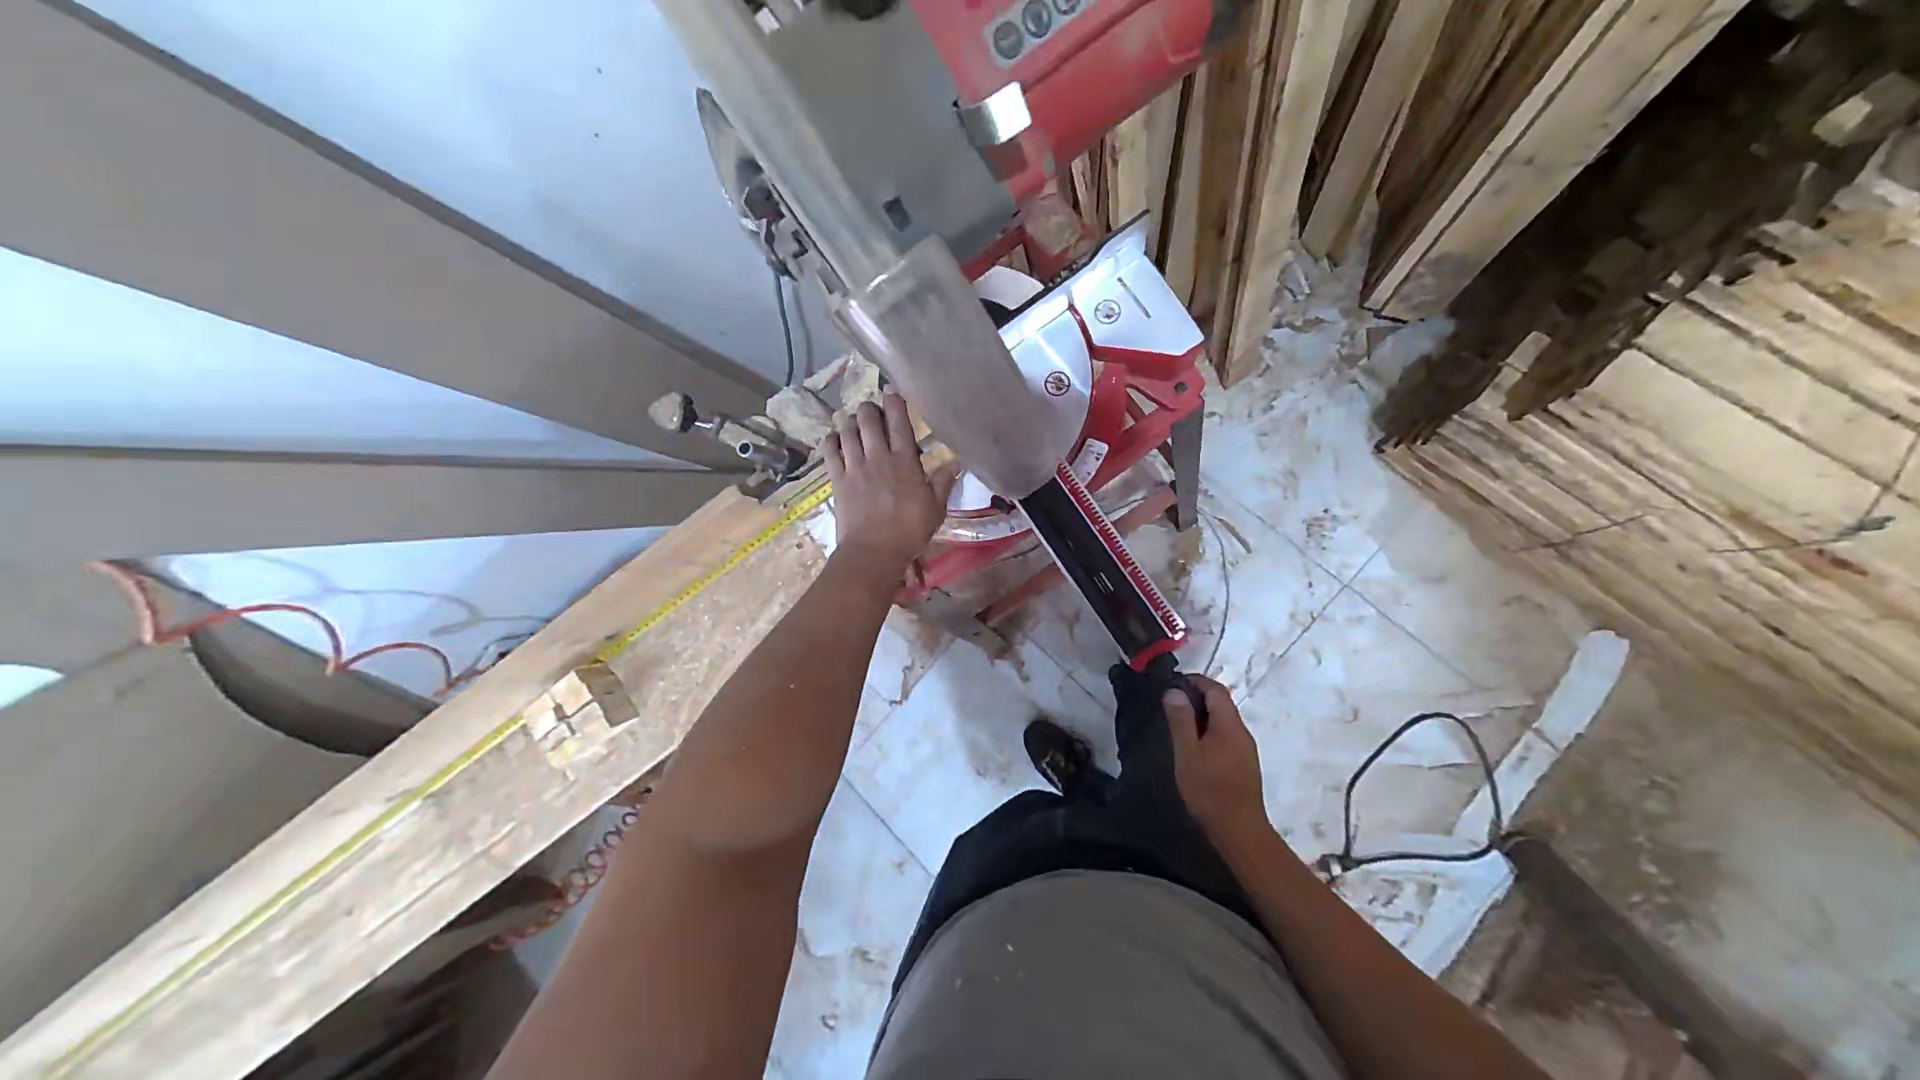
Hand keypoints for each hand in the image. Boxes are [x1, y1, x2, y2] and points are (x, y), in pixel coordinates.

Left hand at [822, 393, 959, 572]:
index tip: (891, 391)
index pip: (899, 421)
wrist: (873, 552)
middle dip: (869, 409)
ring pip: (847, 430)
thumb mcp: (935, 509)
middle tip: (872, 411)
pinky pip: (829, 451)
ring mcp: (855, 467)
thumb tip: (956, 462)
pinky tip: (835, 440)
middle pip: (868, 419)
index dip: (894, 402)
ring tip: (854, 424)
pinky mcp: (837, 480)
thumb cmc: (909, 532)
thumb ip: (944, 482)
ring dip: (850, 422)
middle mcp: (878, 457)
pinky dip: (831, 440)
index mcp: (905, 462)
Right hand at [1165, 676, 1271, 847]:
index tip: (1172, 684)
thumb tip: (1175, 691)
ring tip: (1177, 725)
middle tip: (1169, 705)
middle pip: (1221, 704)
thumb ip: (1181, 719)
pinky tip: (1193, 748)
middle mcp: (1242, 733)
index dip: (1195, 681)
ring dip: (1202, 716)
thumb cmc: (1209, 789)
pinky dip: (1208, 732)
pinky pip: (1225, 737)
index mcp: (1229, 725)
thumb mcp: (1187, 752)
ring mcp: (1245, 750)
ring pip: (1223, 722)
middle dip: (1197, 698)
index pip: (1216, 689)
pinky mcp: (1244, 765)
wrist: (1239, 831)